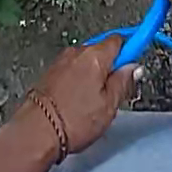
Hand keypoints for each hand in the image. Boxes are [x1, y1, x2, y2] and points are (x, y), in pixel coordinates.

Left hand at [10, 37, 137, 160]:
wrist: (36, 132)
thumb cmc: (72, 120)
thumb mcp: (109, 105)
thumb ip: (123, 82)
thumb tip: (133, 67)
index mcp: (95, 55)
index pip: (119, 40)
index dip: (130, 48)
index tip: (135, 58)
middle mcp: (77, 51)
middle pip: (102, 49)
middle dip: (111, 65)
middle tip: (115, 90)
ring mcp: (62, 61)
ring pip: (87, 60)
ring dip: (94, 73)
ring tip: (93, 101)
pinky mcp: (51, 72)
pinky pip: (73, 69)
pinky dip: (79, 79)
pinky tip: (78, 101)